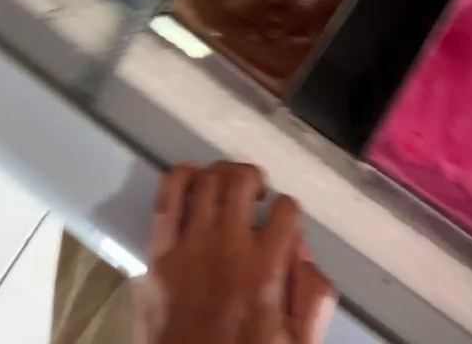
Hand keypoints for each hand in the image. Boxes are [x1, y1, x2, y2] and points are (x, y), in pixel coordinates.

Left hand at [138, 162, 334, 343]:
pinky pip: (167, 196)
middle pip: (243, 180)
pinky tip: (192, 178)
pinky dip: (180, 176)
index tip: (283, 227)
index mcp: (264, 271)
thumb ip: (313, 297)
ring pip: (207, 180)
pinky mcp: (158, 253)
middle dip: (255, 180)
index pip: (287, 210)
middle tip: (256, 196)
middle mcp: (227, 248)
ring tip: (227, 190)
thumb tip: (303, 252)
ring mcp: (189, 247)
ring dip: (221, 175)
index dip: (289, 214)